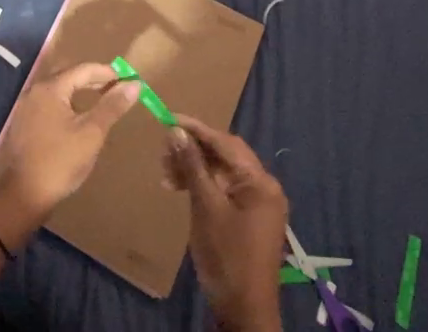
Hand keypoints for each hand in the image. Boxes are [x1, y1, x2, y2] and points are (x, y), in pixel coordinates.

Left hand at [0, 62, 139, 220]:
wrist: (25, 193)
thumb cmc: (61, 161)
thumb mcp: (92, 133)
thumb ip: (112, 106)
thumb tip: (134, 84)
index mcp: (50, 88)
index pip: (83, 69)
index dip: (107, 72)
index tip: (127, 79)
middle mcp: (35, 90)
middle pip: (69, 75)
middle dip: (94, 79)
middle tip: (117, 88)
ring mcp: (27, 106)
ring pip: (59, 89)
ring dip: (80, 90)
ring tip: (101, 99)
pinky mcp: (25, 122)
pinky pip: (50, 102)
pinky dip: (68, 102)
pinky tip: (79, 116)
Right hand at [163, 116, 288, 331]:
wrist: (243, 309)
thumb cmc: (225, 255)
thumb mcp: (205, 207)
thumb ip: (192, 166)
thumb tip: (176, 131)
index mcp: (260, 182)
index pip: (225, 143)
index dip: (195, 129)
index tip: (167, 119)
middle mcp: (264, 187)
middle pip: (225, 155)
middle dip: (193, 149)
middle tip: (163, 152)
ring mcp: (258, 204)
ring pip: (222, 172)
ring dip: (195, 168)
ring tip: (166, 174)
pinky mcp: (249, 218)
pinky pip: (225, 189)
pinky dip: (203, 185)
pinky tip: (180, 188)